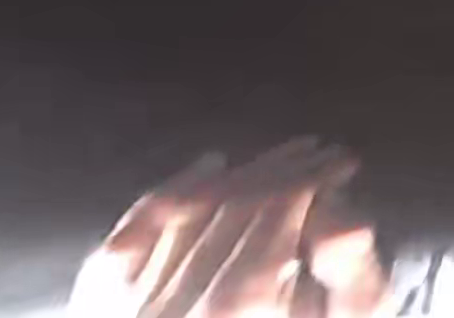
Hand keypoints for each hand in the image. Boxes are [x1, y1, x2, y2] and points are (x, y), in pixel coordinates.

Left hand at [68, 138, 390, 317]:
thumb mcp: (353, 312)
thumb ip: (351, 270)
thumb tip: (351, 221)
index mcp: (233, 315)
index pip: (273, 218)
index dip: (314, 176)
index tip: (347, 159)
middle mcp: (166, 315)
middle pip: (230, 212)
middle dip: (286, 169)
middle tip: (327, 151)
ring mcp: (122, 316)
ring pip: (180, 216)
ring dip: (242, 174)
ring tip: (289, 156)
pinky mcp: (100, 317)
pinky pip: (117, 253)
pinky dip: (160, 201)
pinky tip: (210, 168)